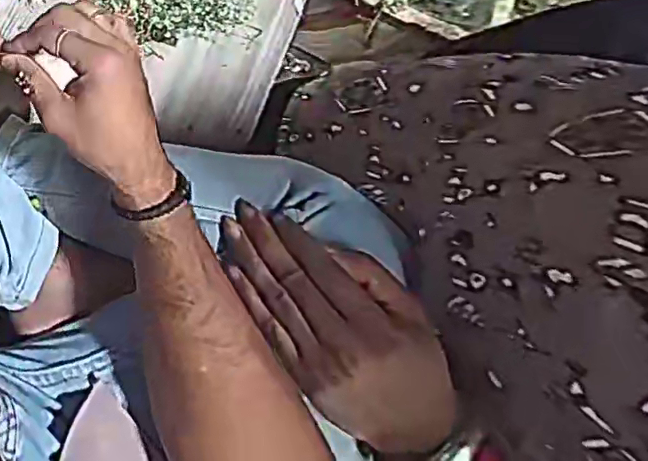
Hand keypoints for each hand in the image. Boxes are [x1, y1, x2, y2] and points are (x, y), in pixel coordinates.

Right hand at [0, 2, 174, 209]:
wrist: (136, 160)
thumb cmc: (101, 144)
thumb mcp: (57, 115)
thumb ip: (32, 80)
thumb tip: (11, 58)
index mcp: (101, 61)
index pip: (54, 32)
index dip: (27, 38)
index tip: (12, 50)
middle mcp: (117, 46)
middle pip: (70, 13)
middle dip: (41, 25)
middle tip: (25, 45)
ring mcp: (127, 46)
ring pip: (91, 9)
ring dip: (65, 18)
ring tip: (47, 38)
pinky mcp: (131, 52)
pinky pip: (109, 19)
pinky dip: (89, 20)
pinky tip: (77, 35)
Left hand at [222, 206, 455, 454]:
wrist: (417, 437)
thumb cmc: (416, 368)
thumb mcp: (411, 315)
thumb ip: (370, 275)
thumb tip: (323, 248)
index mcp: (371, 327)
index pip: (322, 269)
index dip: (295, 239)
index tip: (276, 215)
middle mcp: (340, 345)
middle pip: (292, 280)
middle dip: (264, 239)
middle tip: (244, 210)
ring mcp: (315, 364)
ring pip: (274, 300)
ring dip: (248, 259)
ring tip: (231, 230)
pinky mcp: (299, 378)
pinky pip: (267, 329)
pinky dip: (247, 297)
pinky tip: (232, 272)